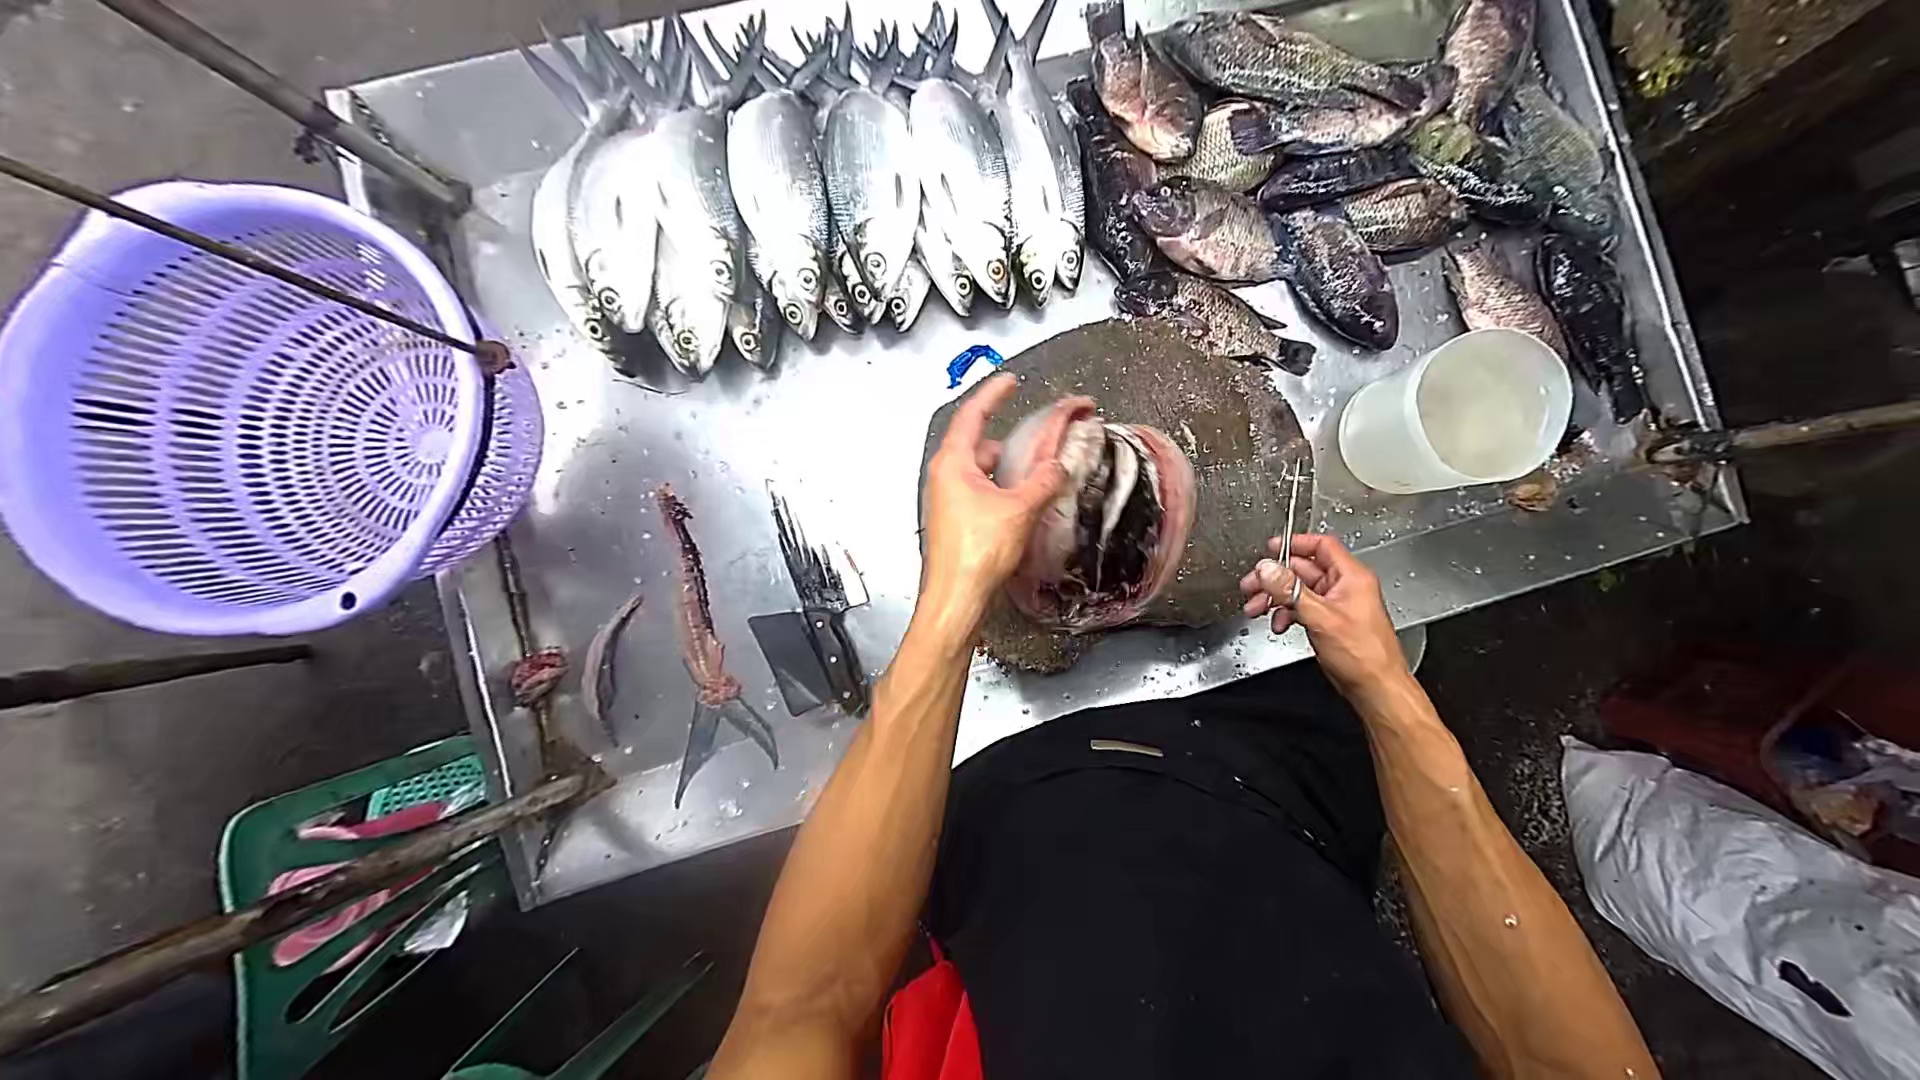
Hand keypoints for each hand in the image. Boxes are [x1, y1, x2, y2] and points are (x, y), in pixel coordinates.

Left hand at [921, 374, 1085, 626]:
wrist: (956, 597)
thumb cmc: (977, 553)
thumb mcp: (1019, 509)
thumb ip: (1043, 482)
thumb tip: (1059, 466)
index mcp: (953, 464)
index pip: (972, 415)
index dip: (992, 394)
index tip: (1008, 382)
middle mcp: (945, 477)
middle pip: (978, 444)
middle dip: (1008, 440)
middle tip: (1035, 439)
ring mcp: (948, 500)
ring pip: (981, 470)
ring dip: (1006, 468)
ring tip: (1035, 474)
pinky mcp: (956, 520)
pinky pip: (981, 492)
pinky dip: (1001, 489)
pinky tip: (1021, 502)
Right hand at [1239, 533, 1405, 699]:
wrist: (1375, 688)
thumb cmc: (1364, 656)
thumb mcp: (1320, 617)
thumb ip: (1290, 590)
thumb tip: (1267, 568)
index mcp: (1351, 578)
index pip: (1321, 546)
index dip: (1294, 543)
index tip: (1271, 548)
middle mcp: (1344, 587)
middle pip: (1301, 569)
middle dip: (1273, 578)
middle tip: (1252, 585)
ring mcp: (1335, 604)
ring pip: (1297, 589)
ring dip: (1274, 598)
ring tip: (1257, 607)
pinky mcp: (1327, 620)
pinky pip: (1299, 607)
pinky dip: (1285, 613)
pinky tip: (1279, 624)